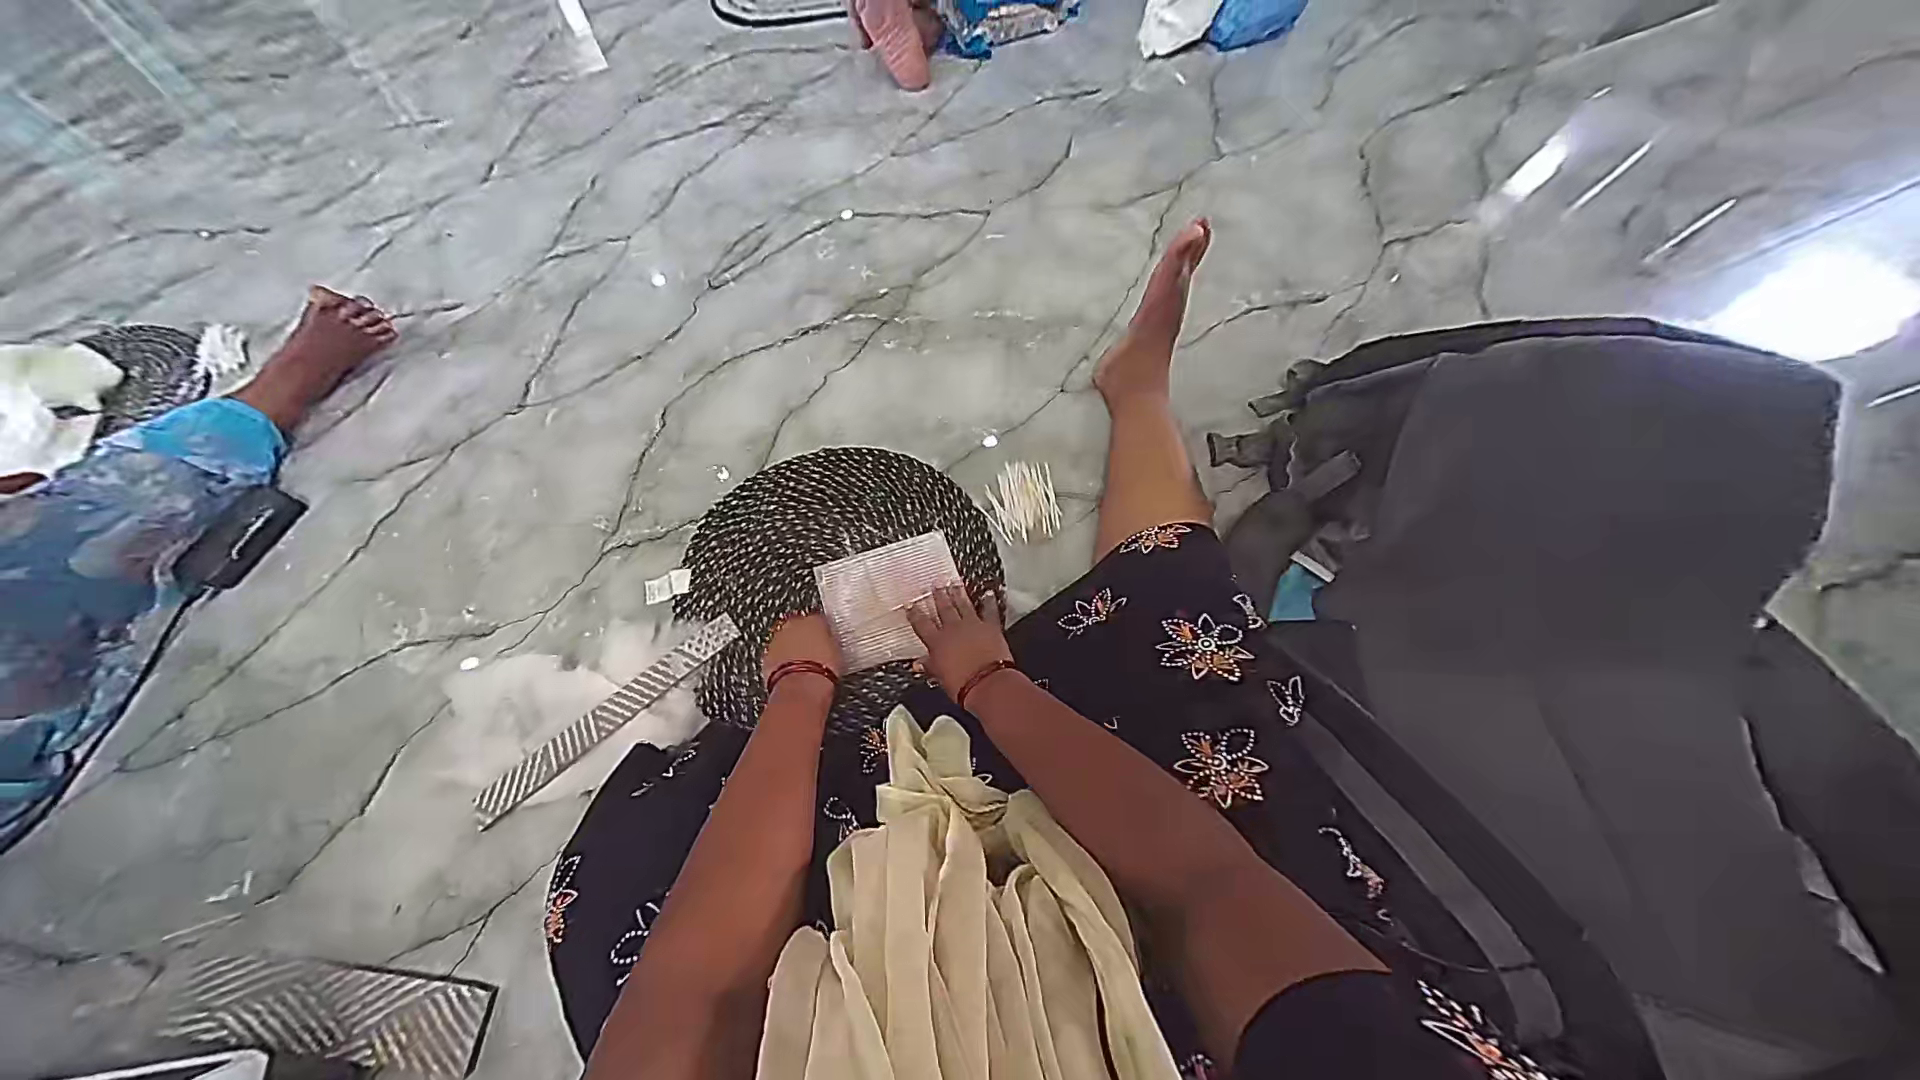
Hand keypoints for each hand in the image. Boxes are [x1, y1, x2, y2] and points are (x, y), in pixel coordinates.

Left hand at [762, 612, 843, 683]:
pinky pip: (776, 655)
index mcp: (814, 620)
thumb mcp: (838, 653)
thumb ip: (831, 643)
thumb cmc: (822, 670)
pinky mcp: (766, 656)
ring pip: (785, 640)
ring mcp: (778, 640)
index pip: (818, 619)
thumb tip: (829, 645)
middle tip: (813, 651)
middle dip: (803, 637)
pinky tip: (791, 671)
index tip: (826, 640)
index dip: (822, 631)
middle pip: (798, 627)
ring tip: (802, 664)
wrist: (801, 687)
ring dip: (791, 648)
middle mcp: (793, 625)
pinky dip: (782, 661)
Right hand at [904, 585, 1012, 696]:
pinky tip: (988, 593)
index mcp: (938, 643)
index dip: (915, 614)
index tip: (911, 605)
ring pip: (962, 604)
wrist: (987, 684)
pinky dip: (989, 601)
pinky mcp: (990, 627)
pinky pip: (989, 610)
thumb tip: (920, 664)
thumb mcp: (941, 678)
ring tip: (953, 583)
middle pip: (943, 609)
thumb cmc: (964, 686)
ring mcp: (972, 625)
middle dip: (938, 596)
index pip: (922, 624)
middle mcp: (953, 630)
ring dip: (957, 593)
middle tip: (935, 584)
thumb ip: (930, 667)